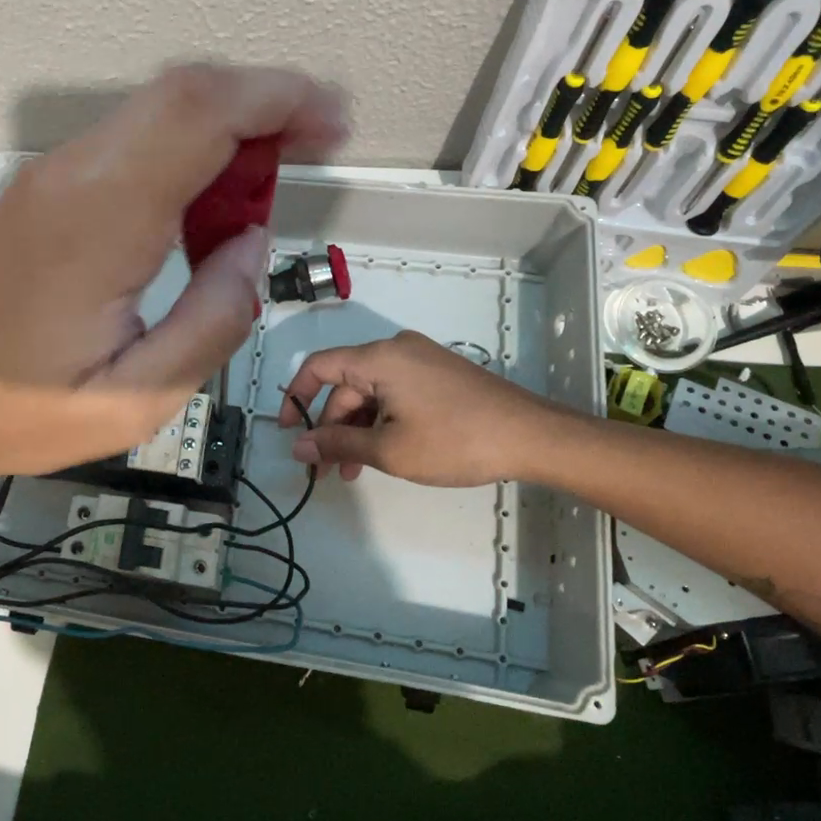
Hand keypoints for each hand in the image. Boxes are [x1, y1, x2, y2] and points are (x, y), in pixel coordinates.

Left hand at [0, 65, 347, 498]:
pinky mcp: (38, 194)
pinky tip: (204, 207)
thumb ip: (211, 322)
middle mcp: (71, 176)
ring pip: (152, 115)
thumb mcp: (133, 401)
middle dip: (263, 102)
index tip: (333, 124)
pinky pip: (126, 146)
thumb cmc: (16, 413)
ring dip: (223, 130)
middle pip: (180, 94)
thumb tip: (251, 246)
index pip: (199, 115)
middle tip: (318, 144)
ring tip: (269, 184)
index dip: (278, 100)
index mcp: (99, 219)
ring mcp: (47, 179)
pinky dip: (183, 153)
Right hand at [278, 331, 583, 486]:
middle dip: (331, 426)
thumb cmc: (454, 441)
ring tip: (354, 471)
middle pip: (346, 384)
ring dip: (357, 429)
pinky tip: (383, 453)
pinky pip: (395, 392)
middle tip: (326, 469)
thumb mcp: (389, 449)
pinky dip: (381, 420)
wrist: (531, 436)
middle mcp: (397, 349)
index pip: (319, 366)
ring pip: (371, 392)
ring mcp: (422, 360)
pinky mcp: (440, 374)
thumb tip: (297, 446)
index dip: (296, 397)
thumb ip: (337, 444)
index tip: (289, 432)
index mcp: (379, 358)